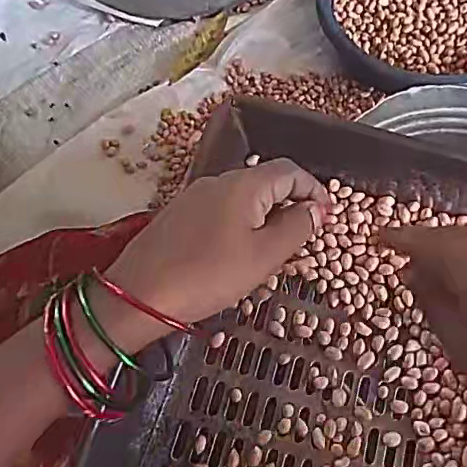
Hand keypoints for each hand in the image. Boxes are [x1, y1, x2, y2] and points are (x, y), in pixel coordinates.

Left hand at [98, 160, 330, 347]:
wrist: (138, 295)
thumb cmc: (207, 276)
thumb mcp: (264, 255)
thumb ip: (296, 227)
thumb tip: (315, 209)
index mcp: (243, 184)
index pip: (290, 171)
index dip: (315, 190)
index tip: (327, 215)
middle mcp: (216, 182)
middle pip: (264, 183)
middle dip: (289, 206)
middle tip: (303, 238)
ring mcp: (192, 198)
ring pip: (241, 200)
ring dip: (264, 218)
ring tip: (273, 252)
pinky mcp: (177, 218)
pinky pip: (219, 214)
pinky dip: (239, 227)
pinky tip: (236, 255)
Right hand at [383, 226, 466, 430]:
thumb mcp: (458, 344)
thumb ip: (433, 301)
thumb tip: (412, 273)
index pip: (435, 245)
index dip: (404, 239)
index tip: (380, 239)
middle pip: (456, 237)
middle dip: (424, 238)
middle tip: (397, 247)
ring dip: (447, 244)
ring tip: (423, 258)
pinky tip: (458, 267)